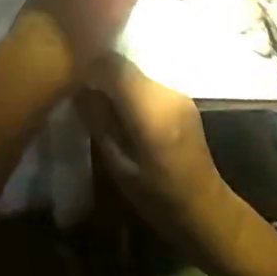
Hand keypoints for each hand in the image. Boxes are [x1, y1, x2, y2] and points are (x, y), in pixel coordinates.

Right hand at [77, 55, 235, 251]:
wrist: (207, 211)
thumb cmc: (159, 198)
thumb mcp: (119, 166)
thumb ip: (98, 122)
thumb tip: (77, 89)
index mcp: (151, 111)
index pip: (113, 66)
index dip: (89, 64)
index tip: (69, 73)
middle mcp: (166, 93)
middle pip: (124, 66)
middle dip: (100, 72)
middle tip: (80, 88)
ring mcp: (178, 94)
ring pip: (135, 72)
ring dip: (115, 81)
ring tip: (99, 100)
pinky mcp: (182, 99)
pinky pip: (147, 83)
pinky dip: (130, 89)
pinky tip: (122, 109)